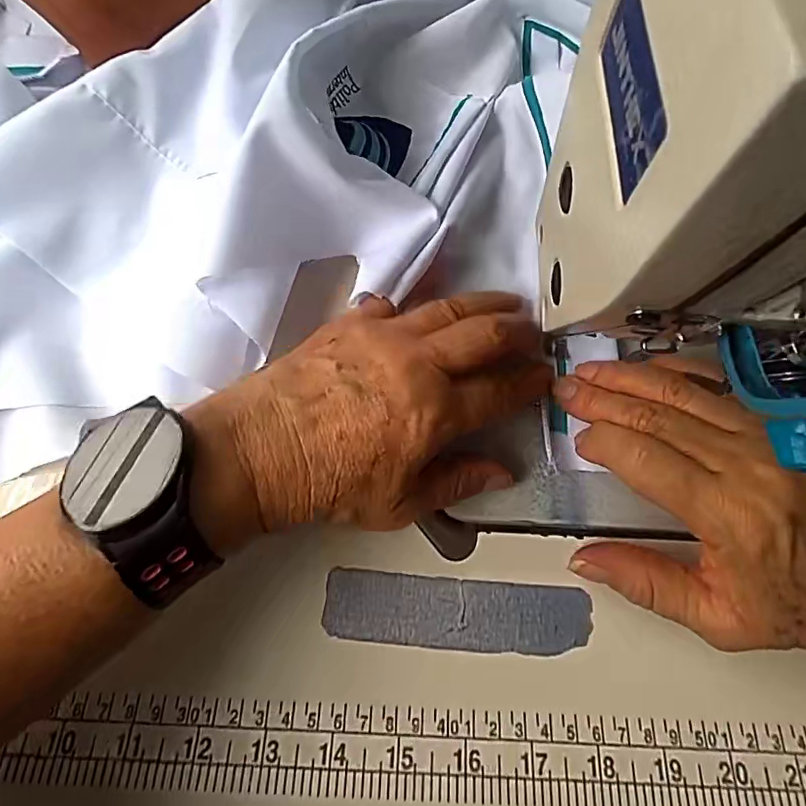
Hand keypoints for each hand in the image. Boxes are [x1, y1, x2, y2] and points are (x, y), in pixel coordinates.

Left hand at [186, 292, 551, 551]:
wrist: (263, 448)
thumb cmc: (329, 482)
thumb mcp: (400, 502)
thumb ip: (455, 482)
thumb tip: (498, 471)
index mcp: (436, 411)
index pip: (500, 389)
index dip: (528, 381)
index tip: (542, 375)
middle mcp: (417, 363)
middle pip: (483, 334)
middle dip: (516, 331)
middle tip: (531, 332)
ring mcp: (381, 336)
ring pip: (444, 308)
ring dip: (479, 304)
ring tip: (500, 303)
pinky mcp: (348, 324)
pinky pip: (389, 305)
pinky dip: (409, 306)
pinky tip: (414, 311)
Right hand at [552, 358, 805, 675]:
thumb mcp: (719, 620)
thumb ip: (645, 583)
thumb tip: (586, 558)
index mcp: (730, 516)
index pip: (646, 459)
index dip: (604, 442)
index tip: (579, 441)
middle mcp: (748, 468)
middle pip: (657, 416)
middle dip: (602, 399)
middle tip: (566, 390)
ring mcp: (766, 441)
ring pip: (682, 393)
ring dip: (629, 377)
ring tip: (590, 371)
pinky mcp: (777, 430)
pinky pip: (717, 388)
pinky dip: (675, 371)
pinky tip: (646, 366)